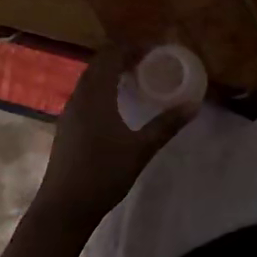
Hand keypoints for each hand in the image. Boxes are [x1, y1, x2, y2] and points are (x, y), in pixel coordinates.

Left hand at [34, 48, 192, 226]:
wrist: (63, 209)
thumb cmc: (102, 174)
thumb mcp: (140, 149)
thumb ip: (166, 125)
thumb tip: (194, 104)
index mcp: (96, 95)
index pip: (111, 56)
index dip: (132, 48)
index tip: (154, 50)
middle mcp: (79, 97)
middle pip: (99, 64)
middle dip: (123, 57)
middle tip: (149, 62)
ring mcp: (69, 112)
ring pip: (90, 79)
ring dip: (111, 72)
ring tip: (136, 79)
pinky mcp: (67, 126)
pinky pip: (86, 94)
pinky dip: (102, 88)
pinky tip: (117, 104)